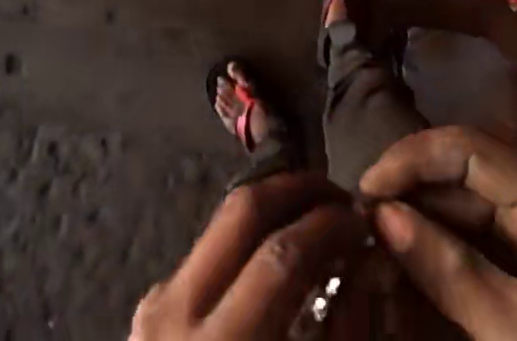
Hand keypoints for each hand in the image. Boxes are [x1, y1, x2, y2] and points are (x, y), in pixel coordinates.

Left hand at [130, 173, 366, 339]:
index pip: (279, 256)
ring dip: (275, 206)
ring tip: (317, 214)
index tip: (364, 218)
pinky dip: (251, 236)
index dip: (329, 226)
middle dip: (300, 190)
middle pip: (242, 212)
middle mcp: (176, 313)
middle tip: (341, 195)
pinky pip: (210, 249)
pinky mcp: (151, 306)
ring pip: (221, 220)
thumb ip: (342, 334)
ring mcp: (156, 306)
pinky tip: (280, 248)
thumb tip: (365, 263)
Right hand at [359, 127, 516, 340]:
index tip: (363, 192)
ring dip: (416, 228)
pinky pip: (476, 245)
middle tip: (355, 230)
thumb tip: (382, 216)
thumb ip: (453, 273)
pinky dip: (438, 256)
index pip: (470, 150)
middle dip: (408, 197)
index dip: (411, 159)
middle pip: (462, 177)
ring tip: (369, 253)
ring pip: (463, 210)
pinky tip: (403, 274)